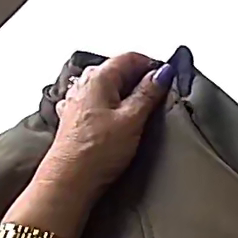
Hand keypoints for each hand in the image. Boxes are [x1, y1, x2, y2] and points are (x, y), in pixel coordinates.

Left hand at [10, 52, 171, 237]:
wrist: (69, 181)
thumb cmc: (96, 151)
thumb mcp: (132, 119)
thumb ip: (148, 93)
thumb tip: (163, 73)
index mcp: (97, 78)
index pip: (130, 57)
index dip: (152, 65)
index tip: (168, 78)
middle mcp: (83, 85)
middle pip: (119, 71)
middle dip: (141, 80)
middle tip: (160, 97)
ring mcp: (77, 102)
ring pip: (109, 88)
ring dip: (127, 95)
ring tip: (143, 113)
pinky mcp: (77, 121)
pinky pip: (100, 104)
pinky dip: (114, 108)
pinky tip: (121, 122)